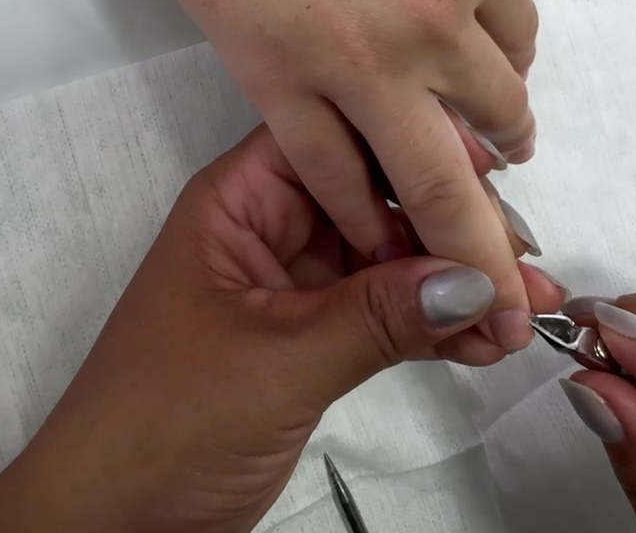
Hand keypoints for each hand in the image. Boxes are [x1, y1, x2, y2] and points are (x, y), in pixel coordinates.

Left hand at [0, 126, 565, 532]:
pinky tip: (485, 339)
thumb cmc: (160, 425)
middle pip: (376, 198)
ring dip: (454, 280)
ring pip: (390, 256)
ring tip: (524, 308)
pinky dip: (434, 323)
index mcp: (242, 197)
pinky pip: (386, 308)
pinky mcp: (314, 330)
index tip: (485, 172)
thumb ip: (377, 316)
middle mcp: (272, 223)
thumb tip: (474, 279)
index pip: (336, 142)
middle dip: (449, 227)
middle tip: (519, 262)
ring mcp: (297, 278)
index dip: (409, 146)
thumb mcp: (275, 361)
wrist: (111, 526)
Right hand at [98, 0, 540, 350]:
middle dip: (505, 155)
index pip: (520, 39)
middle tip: (503, 174)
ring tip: (465, 244)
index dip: (512, 73)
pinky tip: (376, 235)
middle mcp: (434, 19)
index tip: (500, 93)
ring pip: (434, 175)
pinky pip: (339, 175)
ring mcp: (360, 63)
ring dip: (460, 221)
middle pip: (496, 115)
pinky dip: (365, 214)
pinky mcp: (280, 87)